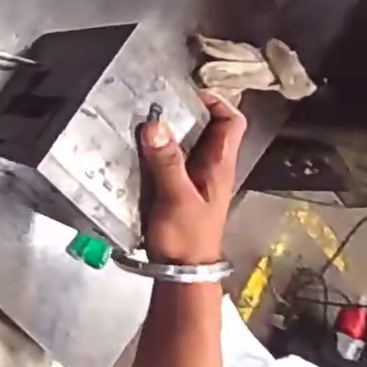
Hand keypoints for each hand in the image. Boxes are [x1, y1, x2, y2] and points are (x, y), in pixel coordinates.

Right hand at [137, 92, 246, 263]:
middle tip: (155, 102)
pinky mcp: (175, 191)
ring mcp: (192, 181)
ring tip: (140, 120)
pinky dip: (154, 152)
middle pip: (205, 130)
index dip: (217, 103)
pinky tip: (135, 149)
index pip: (232, 123)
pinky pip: (167, 162)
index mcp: (219, 166)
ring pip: (184, 146)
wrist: (180, 273)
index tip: (188, 93)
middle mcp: (208, 169)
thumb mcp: (176, 197)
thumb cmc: (186, 236)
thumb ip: (166, 161)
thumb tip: (155, 123)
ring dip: (166, 132)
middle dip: (184, 113)